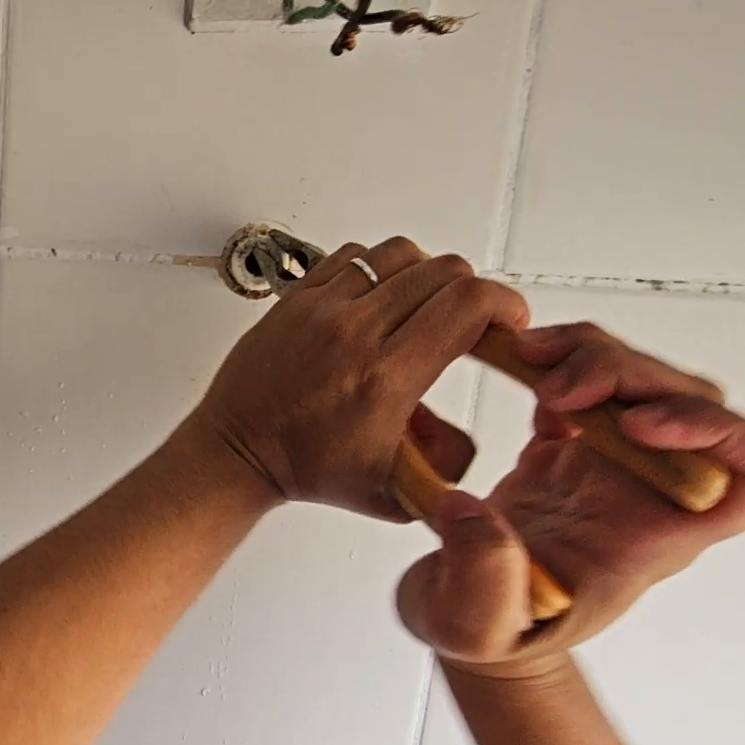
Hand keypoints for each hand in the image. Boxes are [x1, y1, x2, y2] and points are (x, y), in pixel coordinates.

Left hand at [180, 237, 529, 519]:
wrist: (237, 452)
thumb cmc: (305, 469)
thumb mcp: (395, 491)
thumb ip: (449, 460)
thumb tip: (467, 424)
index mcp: (384, 377)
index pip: (468, 304)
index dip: (506, 307)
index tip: (507, 326)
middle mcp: (351, 334)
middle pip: (442, 271)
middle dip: (472, 292)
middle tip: (468, 320)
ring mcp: (317, 311)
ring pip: (396, 253)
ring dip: (424, 274)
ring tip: (422, 306)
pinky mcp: (292, 301)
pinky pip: (348, 256)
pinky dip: (375, 267)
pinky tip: (376, 296)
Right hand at [396, 323, 744, 677]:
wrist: (462, 614)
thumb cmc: (484, 631)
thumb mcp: (472, 620)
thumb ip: (480, 573)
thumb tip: (470, 509)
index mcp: (646, 538)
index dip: (720, 436)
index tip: (639, 421)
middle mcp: (638, 497)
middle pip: (691, 407)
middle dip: (629, 375)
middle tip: (554, 381)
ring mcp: (599, 471)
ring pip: (639, 387)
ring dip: (591, 356)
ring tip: (526, 354)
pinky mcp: (557, 455)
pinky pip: (582, 392)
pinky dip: (557, 363)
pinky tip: (519, 364)